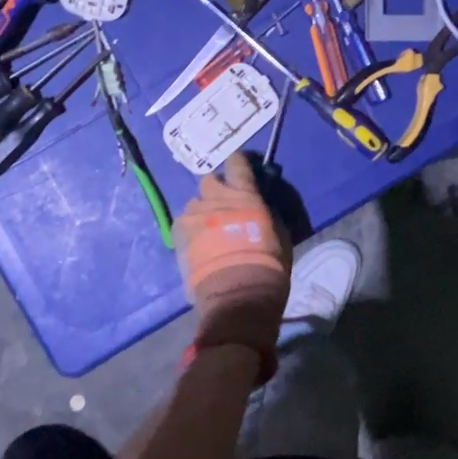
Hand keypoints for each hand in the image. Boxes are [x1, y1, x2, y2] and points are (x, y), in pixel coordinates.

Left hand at [174, 155, 290, 374]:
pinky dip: (191, 228)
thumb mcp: (279, 233)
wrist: (237, 297)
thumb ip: (266, 212)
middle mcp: (215, 196)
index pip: (237, 162)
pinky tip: (198, 244)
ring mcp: (193, 213)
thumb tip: (260, 205)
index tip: (243, 170)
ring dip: (203, 211)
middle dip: (217, 190)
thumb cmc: (268, 265)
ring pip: (195, 202)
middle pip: (211, 180)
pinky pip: (183, 221)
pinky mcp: (178, 233)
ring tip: (210, 231)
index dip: (239, 163)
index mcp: (244, 194)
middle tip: (225, 207)